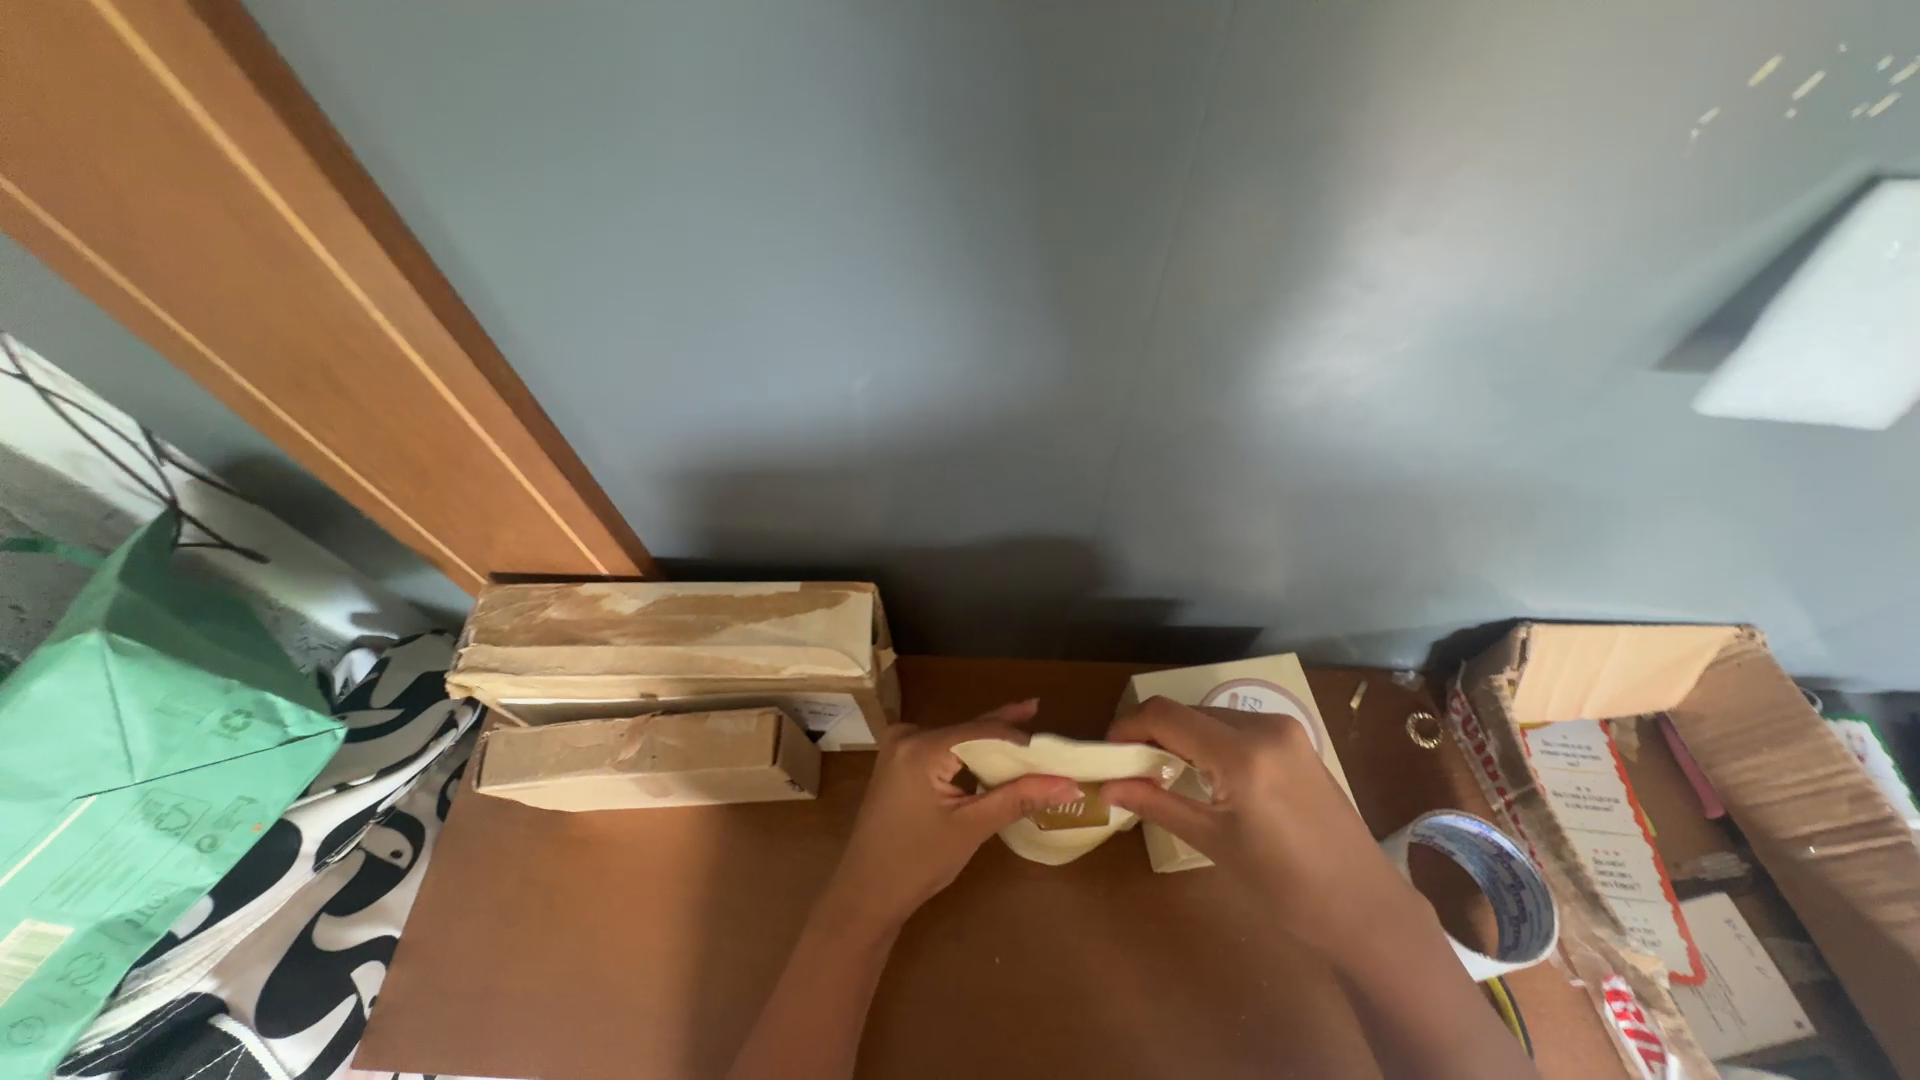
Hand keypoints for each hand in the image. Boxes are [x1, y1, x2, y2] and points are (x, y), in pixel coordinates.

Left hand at [817, 699, 1081, 930]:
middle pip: (969, 730)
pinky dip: (969, 757)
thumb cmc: (916, 862)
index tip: (1057, 747)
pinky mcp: (898, 763)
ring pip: (957, 739)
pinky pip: (943, 751)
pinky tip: (995, 759)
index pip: (983, 730)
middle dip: (1008, 733)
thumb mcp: (972, 827)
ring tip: (1031, 742)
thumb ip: (1019, 798)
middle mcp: (908, 736)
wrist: (865, 893)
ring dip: (991, 746)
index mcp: (921, 747)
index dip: (1022, 738)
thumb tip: (1069, 785)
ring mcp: (899, 748)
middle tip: (1047, 728)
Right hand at [1102, 696, 1425, 955]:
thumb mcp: (1213, 843)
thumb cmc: (1284, 886)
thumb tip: (1107, 787)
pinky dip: (1209, 742)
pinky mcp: (1297, 741)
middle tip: (1129, 769)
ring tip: (1163, 775)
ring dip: (1180, 737)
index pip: (1165, 715)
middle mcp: (1264, 726)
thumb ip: (1157, 803)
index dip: (1128, 727)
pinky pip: (1237, 727)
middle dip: (1152, 733)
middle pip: (1187, 712)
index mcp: (1242, 753)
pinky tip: (1204, 774)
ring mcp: (1286, 730)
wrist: (1363, 906)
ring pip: (1211, 716)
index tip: (1107, 753)